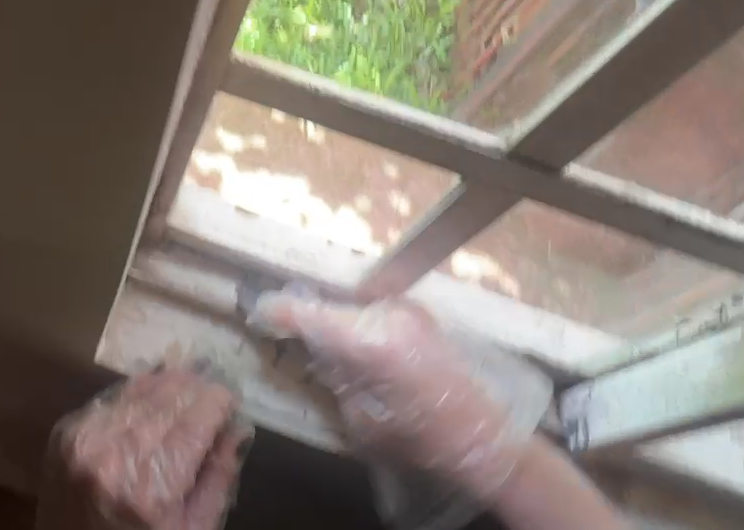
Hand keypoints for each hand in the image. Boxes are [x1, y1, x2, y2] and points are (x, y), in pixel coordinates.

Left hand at [37, 366, 251, 529]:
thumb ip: (218, 479)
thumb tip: (239, 427)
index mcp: (151, 489)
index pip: (196, 420)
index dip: (219, 401)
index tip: (231, 398)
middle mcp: (116, 455)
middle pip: (170, 397)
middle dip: (196, 388)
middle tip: (212, 385)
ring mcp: (86, 439)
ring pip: (141, 389)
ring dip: (168, 383)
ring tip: (188, 381)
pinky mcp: (66, 431)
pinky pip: (114, 396)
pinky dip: (138, 391)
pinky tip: (153, 392)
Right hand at [249, 293, 539, 500]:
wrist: (486, 438)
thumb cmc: (421, 439)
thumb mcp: (362, 418)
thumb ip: (334, 374)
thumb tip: (311, 347)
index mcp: (372, 340)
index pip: (312, 313)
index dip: (280, 310)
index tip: (256, 307)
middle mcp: (388, 312)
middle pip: (330, 303)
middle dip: (304, 314)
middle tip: (279, 324)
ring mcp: (406, 307)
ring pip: (350, 304)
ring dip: (332, 316)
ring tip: (315, 337)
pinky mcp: (418, 310)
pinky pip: (371, 308)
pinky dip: (354, 319)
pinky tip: (351, 343)